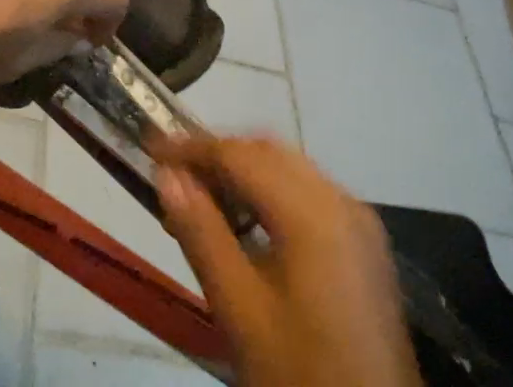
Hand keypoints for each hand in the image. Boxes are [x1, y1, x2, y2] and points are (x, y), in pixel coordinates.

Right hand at [154, 136, 423, 386]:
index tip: (149, 148)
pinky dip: (270, 191)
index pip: (240, 156)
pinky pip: (309, 193)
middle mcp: (341, 202)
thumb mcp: (239, 307)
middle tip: (170, 174)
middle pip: (269, 152)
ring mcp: (359, 222)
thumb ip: (201, 233)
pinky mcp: (364, 244)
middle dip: (217, 153)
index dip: (191, 148)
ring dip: (243, 170)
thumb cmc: (299, 369)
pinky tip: (244, 223)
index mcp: (312, 213)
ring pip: (291, 169)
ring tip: (198, 198)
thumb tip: (166, 177)